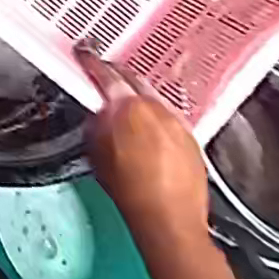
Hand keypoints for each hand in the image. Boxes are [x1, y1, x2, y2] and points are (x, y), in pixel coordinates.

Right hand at [79, 48, 211, 239]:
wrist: (169, 222)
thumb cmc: (132, 193)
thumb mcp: (96, 151)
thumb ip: (96, 121)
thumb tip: (98, 112)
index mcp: (126, 105)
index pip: (104, 73)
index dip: (91, 61)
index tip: (86, 56)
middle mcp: (154, 107)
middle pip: (132, 77)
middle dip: (116, 74)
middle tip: (105, 75)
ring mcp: (176, 121)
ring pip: (154, 96)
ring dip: (139, 96)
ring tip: (128, 107)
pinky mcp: (192, 137)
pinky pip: (171, 115)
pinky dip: (158, 116)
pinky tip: (151, 130)